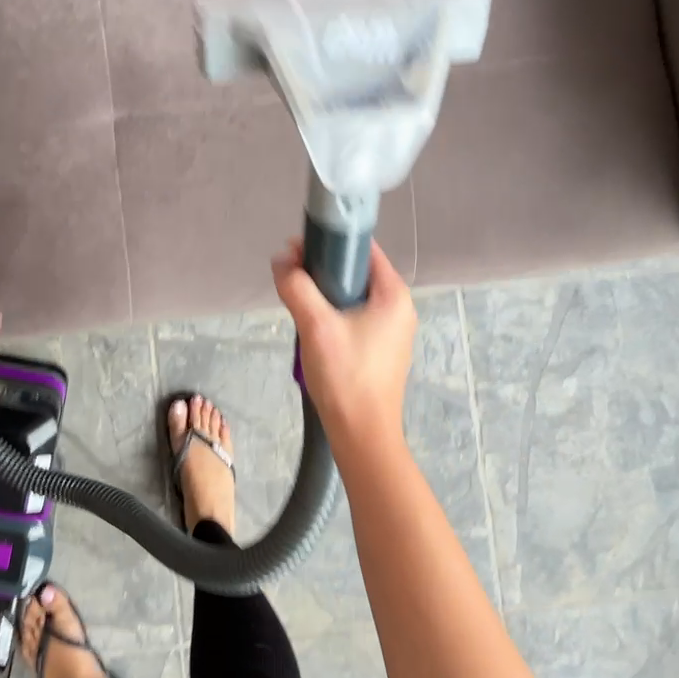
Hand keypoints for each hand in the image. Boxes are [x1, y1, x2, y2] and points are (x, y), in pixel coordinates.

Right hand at [271, 238, 416, 450]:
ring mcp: (390, 330)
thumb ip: (296, 286)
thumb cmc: (345, 375)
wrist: (362, 434)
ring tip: (297, 303)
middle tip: (291, 277)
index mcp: (393, 295)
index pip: (363, 249)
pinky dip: (330, 314)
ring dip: (322, 293)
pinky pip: (351, 316)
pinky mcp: (378, 349)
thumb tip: (280, 259)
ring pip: (350, 295)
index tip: (298, 249)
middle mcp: (398, 308)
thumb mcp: (315, 325)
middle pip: (355, 271)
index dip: (330, 243)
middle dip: (321, 269)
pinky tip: (310, 328)